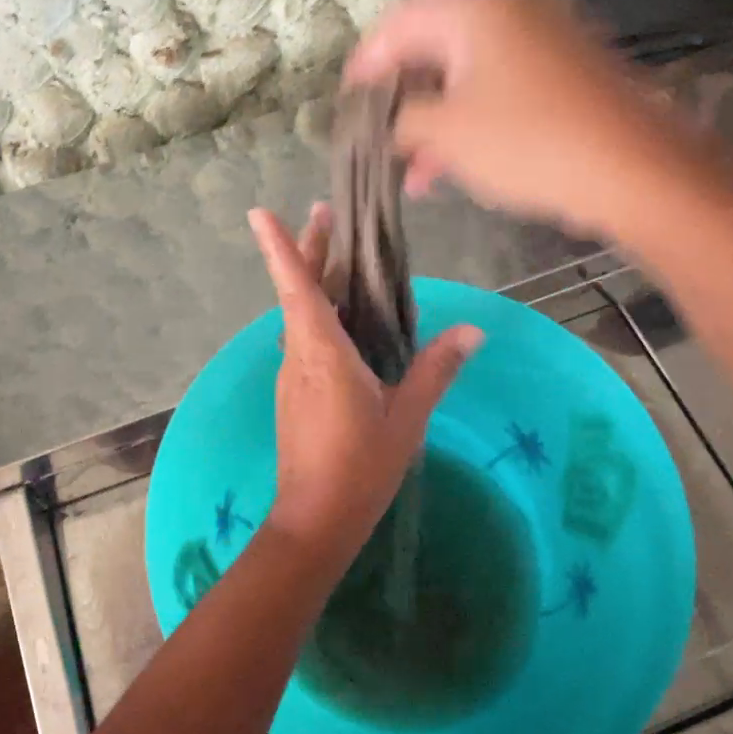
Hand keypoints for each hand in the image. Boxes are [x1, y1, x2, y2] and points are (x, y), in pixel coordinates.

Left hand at [248, 205, 482, 558]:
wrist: (316, 520)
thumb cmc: (360, 466)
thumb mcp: (407, 417)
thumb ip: (436, 370)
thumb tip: (473, 331)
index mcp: (322, 352)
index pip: (297, 287)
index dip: (281, 247)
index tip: (260, 213)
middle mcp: (299, 356)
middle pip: (298, 293)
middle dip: (309, 251)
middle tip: (324, 214)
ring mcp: (291, 376)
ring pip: (299, 317)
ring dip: (315, 284)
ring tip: (342, 259)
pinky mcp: (294, 395)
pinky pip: (305, 342)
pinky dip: (320, 318)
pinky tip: (345, 324)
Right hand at [345, 0, 677, 236]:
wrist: (633, 167)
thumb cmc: (528, 143)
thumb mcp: (446, 134)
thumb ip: (402, 119)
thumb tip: (391, 119)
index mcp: (474, 5)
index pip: (398, 21)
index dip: (366, 64)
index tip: (347, 103)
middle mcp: (510, 1)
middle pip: (435, 41)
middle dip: (404, 94)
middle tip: (382, 135)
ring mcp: (546, 29)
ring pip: (469, 67)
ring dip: (437, 114)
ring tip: (417, 171)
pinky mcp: (569, 61)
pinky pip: (503, 78)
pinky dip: (474, 113)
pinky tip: (459, 160)